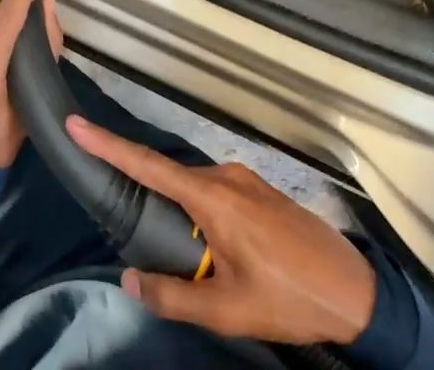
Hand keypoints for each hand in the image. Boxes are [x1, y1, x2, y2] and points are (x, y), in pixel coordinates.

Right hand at [66, 116, 376, 345]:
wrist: (356, 293)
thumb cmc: (288, 297)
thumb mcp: (226, 310)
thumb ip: (172, 295)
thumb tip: (128, 281)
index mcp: (213, 198)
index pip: (148, 165)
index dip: (108, 145)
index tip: (77, 124)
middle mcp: (227, 177)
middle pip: (170, 178)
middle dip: (149, 200)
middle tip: (141, 236)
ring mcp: (248, 181)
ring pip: (195, 189)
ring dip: (181, 214)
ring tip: (187, 258)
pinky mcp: (262, 192)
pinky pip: (217, 194)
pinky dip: (202, 213)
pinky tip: (214, 250)